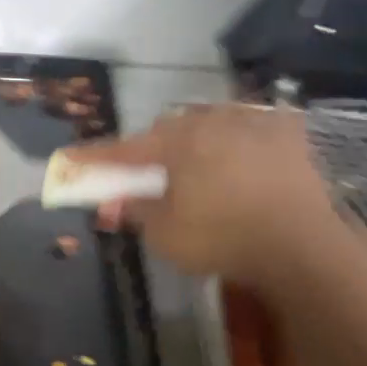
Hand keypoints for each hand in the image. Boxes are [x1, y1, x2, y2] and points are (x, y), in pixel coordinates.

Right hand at [72, 105, 345, 287]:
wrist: (299, 244)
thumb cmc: (219, 237)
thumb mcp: (163, 232)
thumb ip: (134, 209)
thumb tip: (111, 202)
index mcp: (179, 142)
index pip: (124, 149)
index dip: (93, 157)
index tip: (67, 161)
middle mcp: (216, 121)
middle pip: (169, 129)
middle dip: (148, 147)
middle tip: (136, 170)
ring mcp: (256, 124)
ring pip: (209, 123)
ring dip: (191, 140)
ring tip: (186, 162)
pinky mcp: (290, 136)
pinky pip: (248, 129)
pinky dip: (231, 140)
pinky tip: (231, 154)